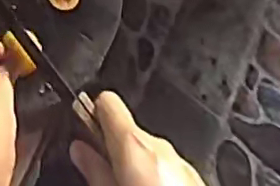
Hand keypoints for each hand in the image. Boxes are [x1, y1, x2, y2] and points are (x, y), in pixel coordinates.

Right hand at [69, 91, 201, 185]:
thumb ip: (95, 173)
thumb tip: (81, 152)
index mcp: (135, 146)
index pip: (106, 101)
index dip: (93, 116)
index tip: (86, 137)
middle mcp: (162, 149)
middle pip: (129, 130)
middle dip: (116, 150)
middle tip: (105, 177)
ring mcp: (185, 168)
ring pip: (151, 153)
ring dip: (139, 169)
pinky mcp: (199, 184)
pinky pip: (170, 172)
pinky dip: (160, 182)